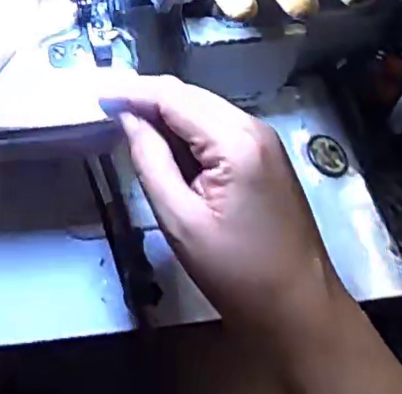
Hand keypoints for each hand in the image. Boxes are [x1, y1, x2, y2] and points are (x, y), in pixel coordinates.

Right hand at [104, 74, 346, 339]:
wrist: (301, 309)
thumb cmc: (239, 275)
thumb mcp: (182, 222)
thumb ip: (151, 162)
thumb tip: (129, 119)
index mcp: (235, 140)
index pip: (174, 97)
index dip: (133, 91)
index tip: (100, 93)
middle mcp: (252, 125)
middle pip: (190, 95)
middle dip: (147, 97)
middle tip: (108, 105)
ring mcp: (262, 136)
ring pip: (203, 107)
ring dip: (166, 111)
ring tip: (128, 122)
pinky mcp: (264, 151)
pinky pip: (217, 125)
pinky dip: (187, 128)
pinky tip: (166, 142)